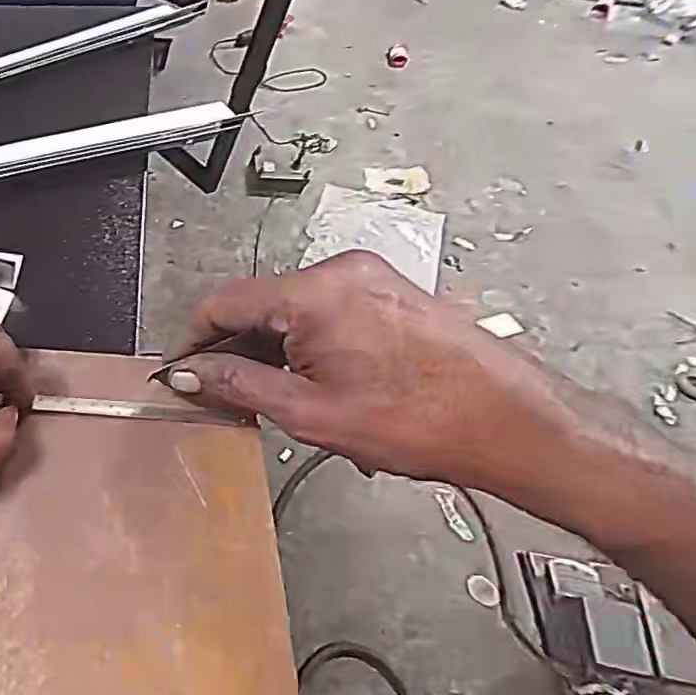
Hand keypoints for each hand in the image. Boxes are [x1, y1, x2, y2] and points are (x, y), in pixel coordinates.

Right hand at [163, 250, 586, 496]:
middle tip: (223, 393)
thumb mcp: (310, 412)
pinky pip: (321, 309)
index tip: (184, 370)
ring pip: (288, 307)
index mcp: (314, 294)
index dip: (193, 340)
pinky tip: (305, 379)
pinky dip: (300, 341)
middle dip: (232, 348)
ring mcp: (366, 277)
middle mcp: (340, 272)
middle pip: (256, 302)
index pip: (222, 302)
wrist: (511, 422)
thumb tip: (194, 374)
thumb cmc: (427, 419)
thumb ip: (239, 384)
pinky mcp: (384, 290)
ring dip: (268, 347)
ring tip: (270, 397)